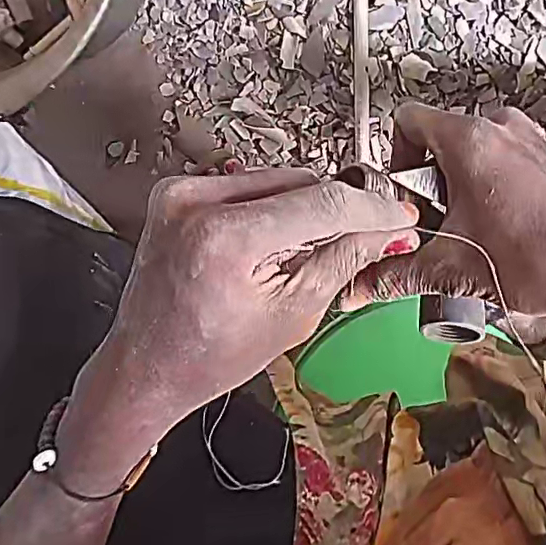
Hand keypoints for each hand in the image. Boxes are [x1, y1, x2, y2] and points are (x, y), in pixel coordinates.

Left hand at [58, 169, 418, 490]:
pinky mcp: (178, 191)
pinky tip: (277, 241)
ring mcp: (182, 191)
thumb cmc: (209, 356)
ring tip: (310, 249)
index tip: (399, 215)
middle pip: (301, 182)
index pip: (322, 201)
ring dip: (307, 206)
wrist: (146, 366)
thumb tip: (386, 232)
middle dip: (340, 209)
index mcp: (225, 238)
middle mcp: (197, 201)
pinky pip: (247, 185)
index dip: (371, 208)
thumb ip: (344, 259)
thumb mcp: (292, 314)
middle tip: (369, 235)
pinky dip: (273, 206)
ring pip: (276, 178)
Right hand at [344, 103, 545, 333]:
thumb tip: (365, 283)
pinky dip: (483, 189)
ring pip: (466, 151)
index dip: (392, 159)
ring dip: (455, 189)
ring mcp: (527, 139)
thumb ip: (399, 274)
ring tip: (468, 233)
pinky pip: (496, 159)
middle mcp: (500, 128)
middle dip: (425, 184)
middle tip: (435, 224)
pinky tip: (496, 231)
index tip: (403, 196)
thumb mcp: (459, 269)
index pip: (405, 121)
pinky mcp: (545, 156)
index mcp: (471, 140)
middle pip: (434, 139)